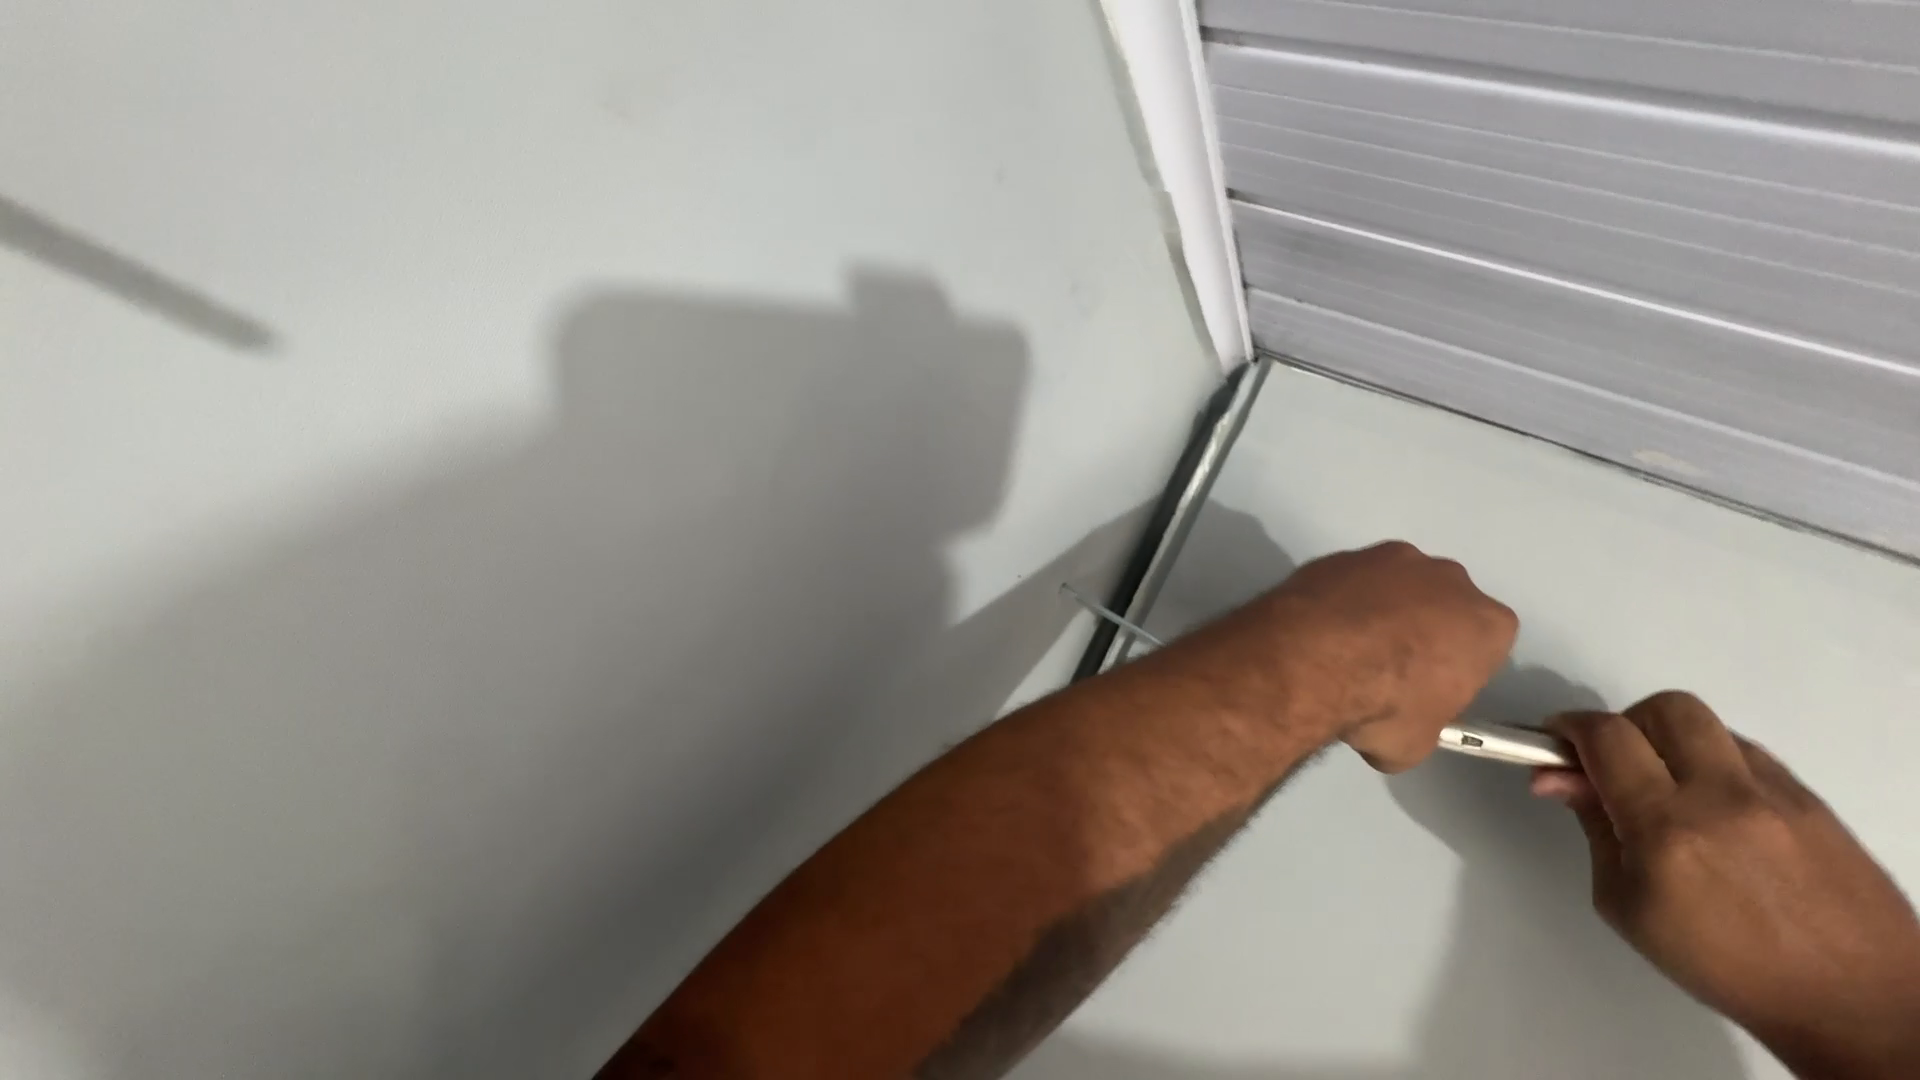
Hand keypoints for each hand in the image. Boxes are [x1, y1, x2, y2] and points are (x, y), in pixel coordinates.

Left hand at [1216, 540, 1517, 771]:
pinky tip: (1313, 631)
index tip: (1423, 690)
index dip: (1452, 671)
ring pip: (1389, 587)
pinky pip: (1344, 582)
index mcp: (1486, 624)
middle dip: (1416, 631)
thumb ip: (1417, 727)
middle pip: (1439, 607)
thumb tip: (1390, 733)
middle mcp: (1446, 579)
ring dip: (1372, 610)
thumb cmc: (1382, 705)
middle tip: (1379, 668)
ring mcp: (1387, 558)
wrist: (1310, 660)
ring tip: (1339, 648)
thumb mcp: (1413, 743)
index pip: (1482, 646)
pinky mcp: (1337, 556)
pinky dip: (1334, 602)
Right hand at [1537, 693, 1919, 1079]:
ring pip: (1708, 727)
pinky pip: (1749, 756)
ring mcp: (1780, 797)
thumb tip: (1557, 776)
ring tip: (1666, 789)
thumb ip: (1593, 827)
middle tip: (1613, 762)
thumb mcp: (1625, 904)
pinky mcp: (1817, 804)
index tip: (1551, 741)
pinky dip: (1715, 765)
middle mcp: (1726, 798)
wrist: (1859, 1007)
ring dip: (1670, 743)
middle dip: (1624, 723)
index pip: (1606, 735)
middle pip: (1664, 709)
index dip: (1568, 726)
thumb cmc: (1722, 964)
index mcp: (1668, 828)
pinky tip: (1714, 808)